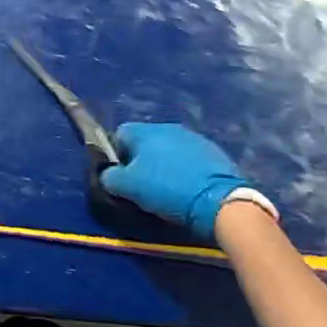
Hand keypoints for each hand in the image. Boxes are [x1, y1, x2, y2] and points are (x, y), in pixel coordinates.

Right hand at [100, 123, 251, 239]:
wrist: (218, 199)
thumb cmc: (167, 189)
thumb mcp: (129, 188)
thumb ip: (110, 178)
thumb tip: (108, 174)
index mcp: (145, 131)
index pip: (119, 135)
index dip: (115, 157)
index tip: (121, 178)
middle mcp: (168, 127)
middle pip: (144, 143)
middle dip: (140, 163)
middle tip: (143, 188)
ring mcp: (192, 137)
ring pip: (167, 150)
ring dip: (163, 166)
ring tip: (167, 191)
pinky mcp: (211, 151)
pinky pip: (188, 159)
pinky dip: (184, 171)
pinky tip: (187, 189)